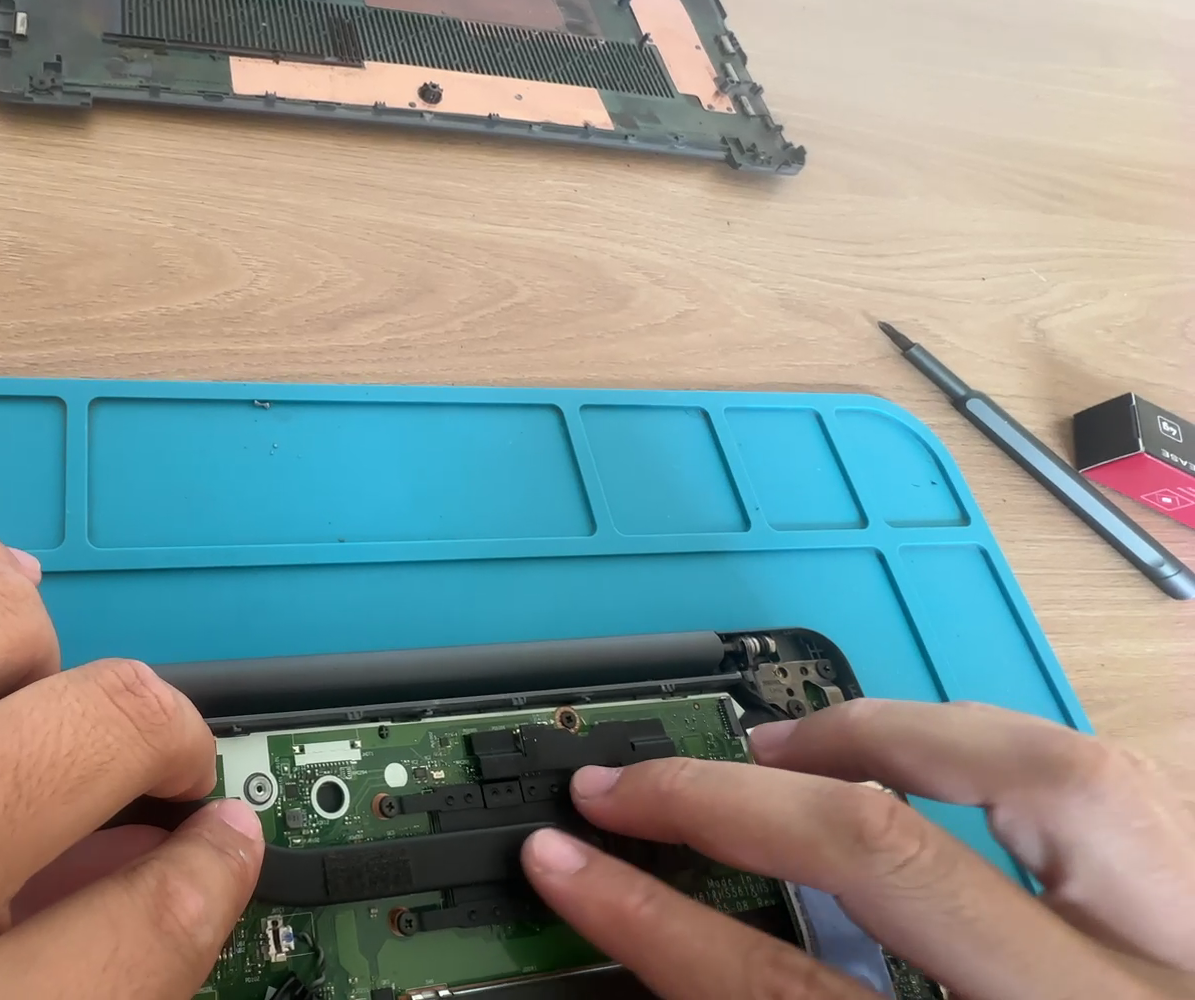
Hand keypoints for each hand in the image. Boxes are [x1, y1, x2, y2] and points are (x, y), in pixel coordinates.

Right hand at [519, 699, 1194, 997]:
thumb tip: (682, 960)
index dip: (652, 922)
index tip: (564, 861)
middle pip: (894, 863)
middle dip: (723, 803)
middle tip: (633, 783)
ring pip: (1049, 779)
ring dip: (878, 735)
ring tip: (785, 740)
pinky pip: (1132, 788)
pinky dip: (1000, 752)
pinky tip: (932, 762)